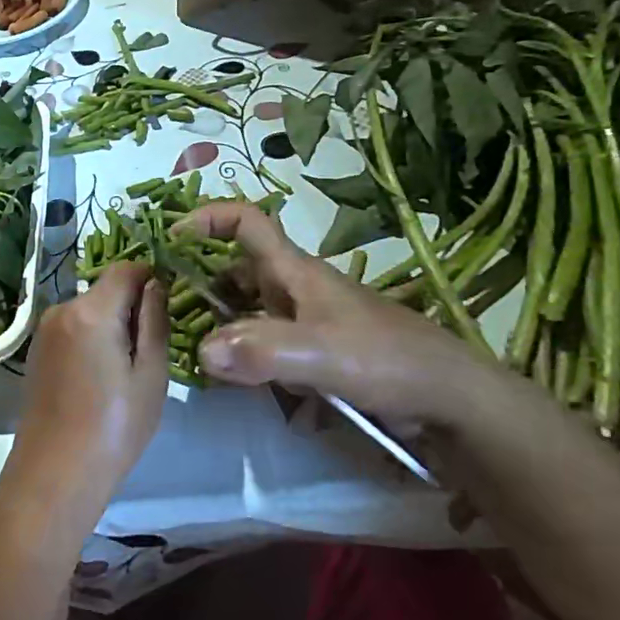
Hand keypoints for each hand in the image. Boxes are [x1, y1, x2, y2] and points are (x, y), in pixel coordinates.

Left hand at [10, 262, 167, 505]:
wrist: (53, 479)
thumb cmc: (113, 429)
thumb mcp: (150, 375)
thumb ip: (155, 320)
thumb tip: (157, 282)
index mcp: (91, 311)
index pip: (126, 268)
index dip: (152, 277)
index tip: (169, 305)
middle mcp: (61, 309)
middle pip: (107, 289)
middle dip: (132, 307)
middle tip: (151, 351)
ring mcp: (44, 330)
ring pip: (91, 310)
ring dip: (112, 325)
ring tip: (126, 372)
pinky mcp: (36, 351)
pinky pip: (74, 329)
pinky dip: (92, 339)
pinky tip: (100, 380)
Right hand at [183, 203, 491, 423]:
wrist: (448, 400)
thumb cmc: (387, 360)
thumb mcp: (322, 355)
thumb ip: (264, 353)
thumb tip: (202, 351)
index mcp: (295, 271)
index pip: (246, 223)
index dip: (207, 219)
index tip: (171, 240)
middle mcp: (296, 289)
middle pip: (238, 272)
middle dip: (204, 288)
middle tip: (172, 317)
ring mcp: (306, 323)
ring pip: (250, 314)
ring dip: (226, 331)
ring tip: (199, 359)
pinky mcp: (315, 354)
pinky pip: (268, 349)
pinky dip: (251, 363)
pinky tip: (244, 389)